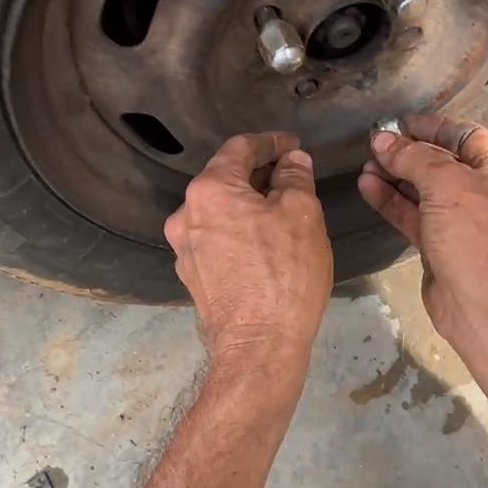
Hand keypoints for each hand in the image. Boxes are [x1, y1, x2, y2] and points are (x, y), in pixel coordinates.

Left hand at [165, 132, 332, 381]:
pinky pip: (216, 238)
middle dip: (260, 174)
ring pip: (220, 210)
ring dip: (248, 204)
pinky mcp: (192, 276)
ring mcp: (184, 248)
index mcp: (210, 190)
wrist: (258, 346)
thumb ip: (295, 178)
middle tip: (293, 177)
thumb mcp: (302, 215)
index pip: (239, 148)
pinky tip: (264, 243)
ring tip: (282, 210)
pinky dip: (239, 230)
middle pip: (225, 179)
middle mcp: (186, 214)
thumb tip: (292, 160)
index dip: (270, 142)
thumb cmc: (285, 274)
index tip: (293, 145)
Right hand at [357, 116, 487, 352]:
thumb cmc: (475, 236)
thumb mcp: (447, 185)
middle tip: (375, 144)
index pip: (466, 136)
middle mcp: (483, 194)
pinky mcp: (438, 245)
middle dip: (408, 152)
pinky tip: (367, 187)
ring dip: (394, 176)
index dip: (433, 126)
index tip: (400, 123)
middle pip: (441, 163)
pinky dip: (391, 201)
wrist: (484, 306)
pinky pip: (412, 215)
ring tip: (366, 164)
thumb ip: (414, 158)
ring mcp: (460, 222)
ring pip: (422, 190)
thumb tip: (383, 140)